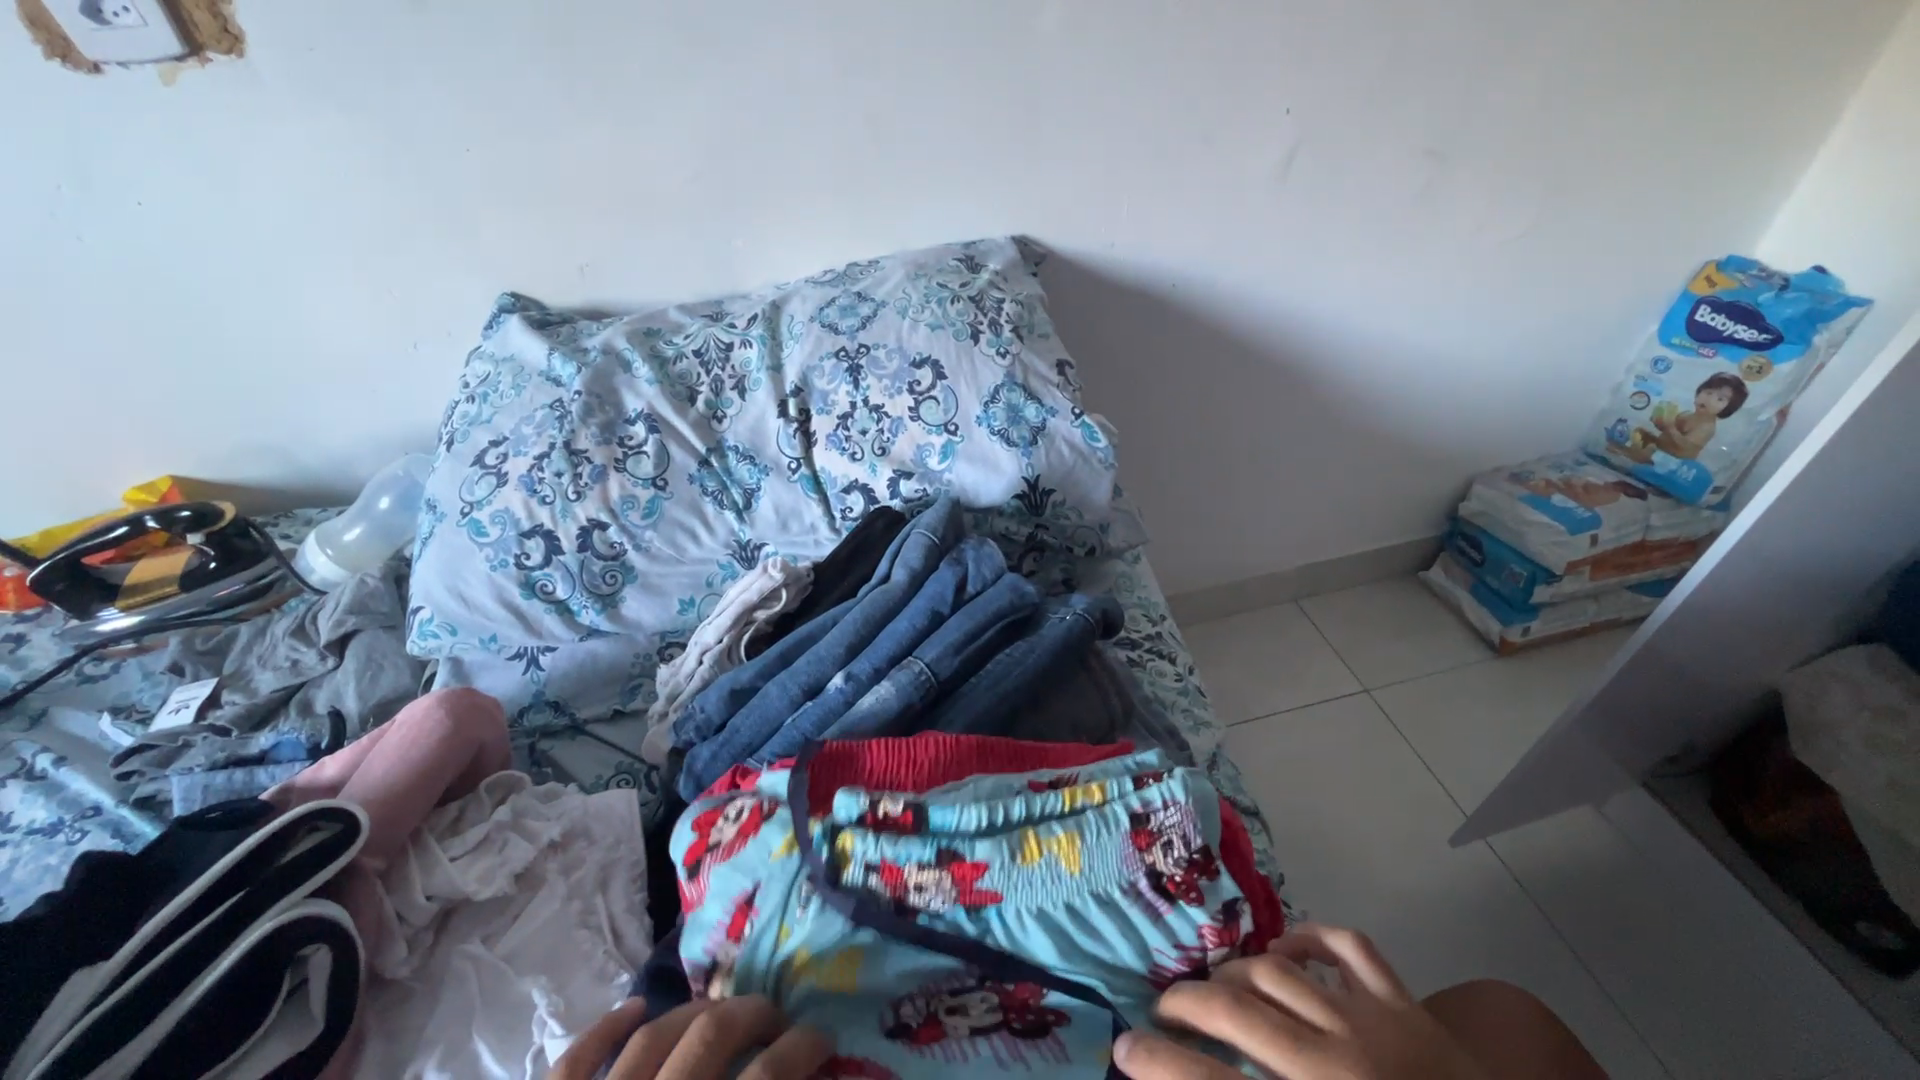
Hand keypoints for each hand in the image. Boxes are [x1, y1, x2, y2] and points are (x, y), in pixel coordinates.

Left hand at [547, 997, 833, 1079]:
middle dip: (754, 1016)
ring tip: (724, 1010)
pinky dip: (603, 1030)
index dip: (802, 1050)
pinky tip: (636, 1007)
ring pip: (652, 1036)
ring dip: (695, 1014)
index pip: (766, 1077)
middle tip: (780, 1019)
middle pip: (710, 1036)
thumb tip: (825, 1077)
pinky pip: (574, 1063)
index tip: (823, 1039)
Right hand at [1115, 923, 1486, 1079]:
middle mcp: (1333, 1064)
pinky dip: (1309, 939)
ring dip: (1235, 975)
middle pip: (1233, 1012)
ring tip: (1218, 988)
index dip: (1158, 1063)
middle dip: (1183, 1004)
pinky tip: (1287, 952)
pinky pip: (1347, 946)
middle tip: (1164, 1010)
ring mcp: (1372, 1024)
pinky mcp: (1406, 1005)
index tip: (1123, 1050)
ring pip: (1276, 972)